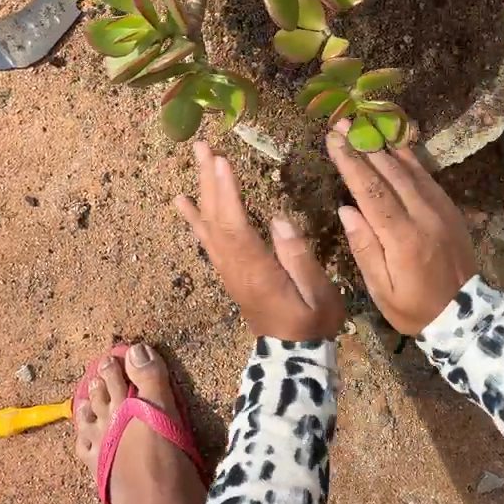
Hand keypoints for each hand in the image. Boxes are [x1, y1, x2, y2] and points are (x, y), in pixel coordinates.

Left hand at [174, 141, 344, 342]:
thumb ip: (300, 259)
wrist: (292, 357)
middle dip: (209, 181)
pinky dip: (196, 217)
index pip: (236, 226)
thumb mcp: (318, 296)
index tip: (222, 161)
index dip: (227, 193)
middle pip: (217, 220)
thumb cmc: (312, 324)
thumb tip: (279, 221)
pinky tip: (184, 201)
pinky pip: (208, 239)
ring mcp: (228, 271)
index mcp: (257, 272)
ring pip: (209, 226)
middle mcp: (234, 268)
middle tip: (202, 146)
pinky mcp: (229, 272)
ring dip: (202, 190)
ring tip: (194, 160)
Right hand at [325, 121, 477, 336]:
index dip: (351, 163)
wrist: (463, 315)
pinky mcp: (450, 209)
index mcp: (403, 238)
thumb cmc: (413, 308)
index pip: (371, 192)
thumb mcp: (381, 290)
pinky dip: (409, 157)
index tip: (334, 140)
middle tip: (343, 121)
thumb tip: (346, 208)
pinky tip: (395, 144)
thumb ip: (364, 248)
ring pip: (411, 169)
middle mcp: (424, 217)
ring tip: (364, 124)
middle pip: (390, 172)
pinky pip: (427, 176)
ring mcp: (441, 210)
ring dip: (385, 145)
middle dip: (364, 145)